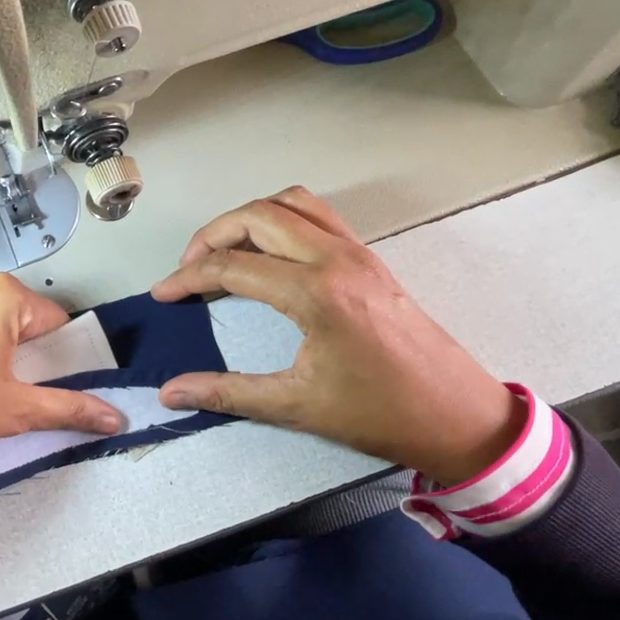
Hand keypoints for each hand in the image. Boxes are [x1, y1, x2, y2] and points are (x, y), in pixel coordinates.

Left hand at [0, 271, 123, 491]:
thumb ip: (70, 408)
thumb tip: (118, 419)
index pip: (59, 324)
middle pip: (29, 322)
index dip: (66, 361)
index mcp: (3, 294)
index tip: (59, 392)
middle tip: (22, 398)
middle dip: (35, 359)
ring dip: (8, 358)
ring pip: (0, 326)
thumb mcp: (15, 411)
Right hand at [151, 187, 524, 483]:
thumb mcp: (296, 406)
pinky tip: (268, 253)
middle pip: (257, 216)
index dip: (187, 277)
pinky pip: (317, 215)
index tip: (162, 294)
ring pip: (289, 203)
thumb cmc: (378, 414)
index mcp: (315, 293)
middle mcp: (335, 258)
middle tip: (188, 269)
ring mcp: (357, 251)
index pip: (233, 266)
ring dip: (247, 218)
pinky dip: (281, 219)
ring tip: (225, 252)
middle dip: (211, 235)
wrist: (457, 416)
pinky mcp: (369, 257)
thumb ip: (226, 393)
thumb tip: (169, 393)